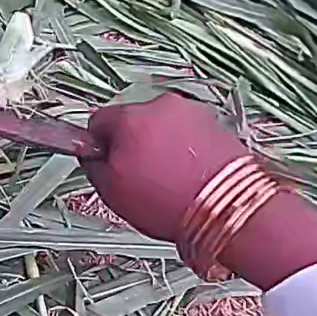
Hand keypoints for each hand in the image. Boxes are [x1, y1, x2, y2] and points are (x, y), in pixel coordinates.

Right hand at [80, 94, 249, 242]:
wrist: (225, 209)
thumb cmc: (169, 201)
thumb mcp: (111, 191)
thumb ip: (93, 166)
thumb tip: (91, 156)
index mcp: (130, 118)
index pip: (98, 121)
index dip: (97, 145)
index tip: (104, 162)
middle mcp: (162, 106)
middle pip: (132, 121)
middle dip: (130, 144)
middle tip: (135, 177)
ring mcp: (193, 112)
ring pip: (161, 126)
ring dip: (158, 146)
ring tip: (164, 180)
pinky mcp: (216, 124)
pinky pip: (187, 134)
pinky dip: (183, 150)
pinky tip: (183, 177)